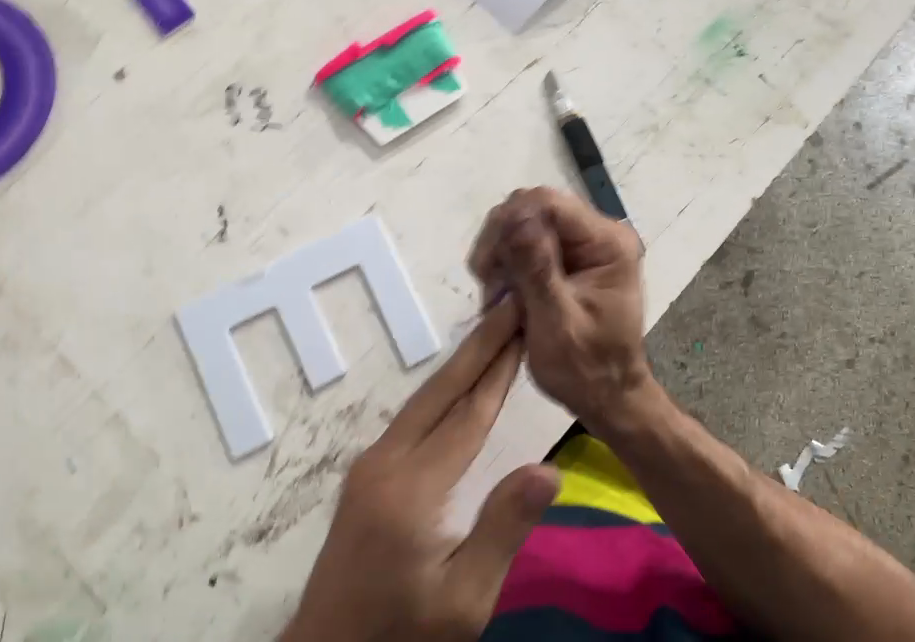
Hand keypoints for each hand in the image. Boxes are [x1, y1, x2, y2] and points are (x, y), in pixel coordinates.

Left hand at [281, 298, 561, 641]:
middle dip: (478, 347)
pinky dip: (442, 393)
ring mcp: (370, 467)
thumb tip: (548, 468)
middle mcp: (385, 463)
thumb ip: (502, 530)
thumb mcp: (464, 599)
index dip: (498, 370)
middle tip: (509, 307)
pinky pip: (411, 420)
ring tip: (492, 334)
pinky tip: (458, 387)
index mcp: (412, 489)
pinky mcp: (366, 477)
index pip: (466, 416)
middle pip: (439, 393)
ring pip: (422, 402)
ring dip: (460, 366)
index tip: (522, 327)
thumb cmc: (404, 633)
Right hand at [469, 187, 653, 435]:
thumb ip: (536, 269)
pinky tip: (504, 293)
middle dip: (501, 241)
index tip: (487, 266)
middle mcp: (598, 233)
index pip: (547, 203)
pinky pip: (525, 242)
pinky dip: (507, 263)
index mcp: (608, 242)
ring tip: (495, 295)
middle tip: (489, 285)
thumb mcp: (556, 323)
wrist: (606, 398)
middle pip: (531, 207)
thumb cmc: (586, 369)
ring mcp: (583, 243)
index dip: (509, 225)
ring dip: (500, 254)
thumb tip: (515, 216)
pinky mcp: (568, 256)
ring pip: (523, 222)